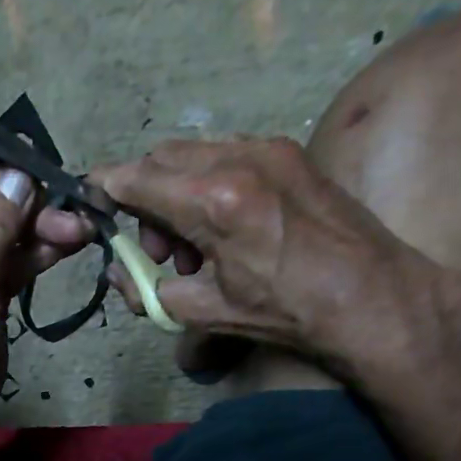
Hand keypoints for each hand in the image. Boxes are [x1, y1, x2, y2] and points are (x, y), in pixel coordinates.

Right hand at [91, 138, 460, 379]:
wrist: (373, 297)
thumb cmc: (284, 311)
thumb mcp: (200, 311)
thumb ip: (146, 288)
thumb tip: (119, 272)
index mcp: (213, 201)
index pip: (136, 179)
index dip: (103, 189)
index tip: (88, 204)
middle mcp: (239, 160)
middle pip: (160, 158)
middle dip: (141, 197)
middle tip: (153, 248)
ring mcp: (268, 149)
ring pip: (192, 152)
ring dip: (174, 191)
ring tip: (192, 245)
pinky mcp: (288, 153)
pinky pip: (224, 154)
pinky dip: (205, 182)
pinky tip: (221, 226)